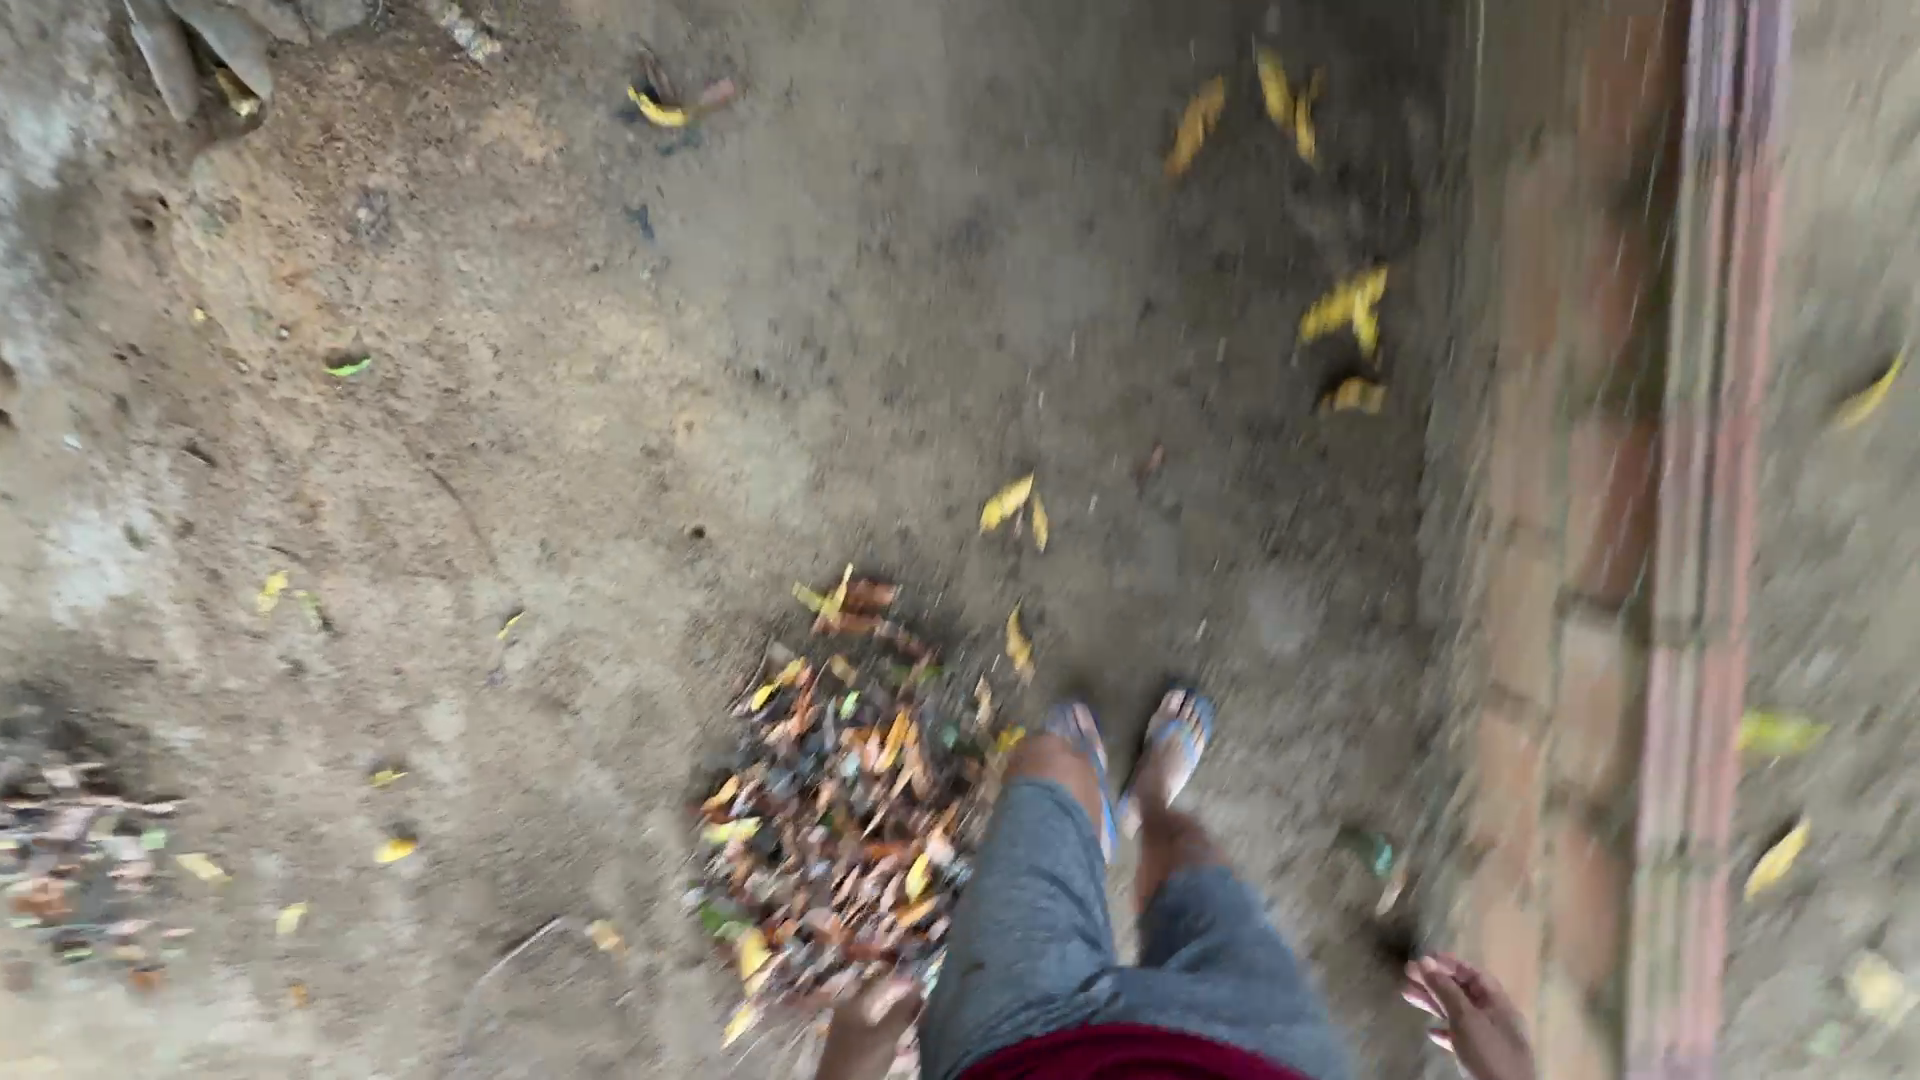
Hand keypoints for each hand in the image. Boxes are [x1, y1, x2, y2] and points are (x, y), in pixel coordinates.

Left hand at [814, 976, 922, 1079]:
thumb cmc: (859, 1063)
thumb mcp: (884, 1038)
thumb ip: (902, 1013)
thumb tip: (921, 987)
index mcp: (851, 1005)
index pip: (878, 983)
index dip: (899, 980)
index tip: (920, 979)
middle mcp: (846, 1013)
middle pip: (874, 998)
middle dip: (895, 996)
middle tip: (918, 994)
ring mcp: (845, 1033)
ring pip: (873, 1015)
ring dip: (891, 1014)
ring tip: (911, 1012)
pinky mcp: (848, 1050)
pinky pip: (870, 1031)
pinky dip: (884, 1028)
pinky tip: (895, 1034)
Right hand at [1402, 954, 1535, 1079]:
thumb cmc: (1488, 1053)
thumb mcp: (1465, 1018)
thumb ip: (1445, 989)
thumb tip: (1424, 960)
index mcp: (1499, 1005)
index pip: (1475, 975)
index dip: (1450, 963)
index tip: (1424, 958)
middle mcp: (1495, 1019)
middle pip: (1462, 992)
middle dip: (1435, 981)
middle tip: (1407, 973)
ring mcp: (1489, 1040)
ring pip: (1457, 1013)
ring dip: (1433, 1003)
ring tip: (1407, 995)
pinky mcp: (1482, 1058)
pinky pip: (1459, 1036)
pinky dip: (1444, 1030)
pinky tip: (1430, 1032)